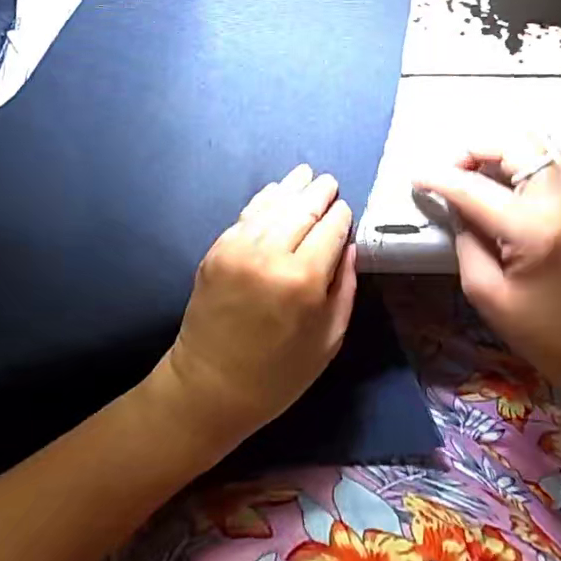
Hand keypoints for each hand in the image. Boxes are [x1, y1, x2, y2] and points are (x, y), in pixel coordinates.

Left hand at [152, 164, 359, 449]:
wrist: (211, 386)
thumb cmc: (279, 374)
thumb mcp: (328, 339)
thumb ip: (344, 288)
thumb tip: (349, 247)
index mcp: (304, 280)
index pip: (330, 229)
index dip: (341, 216)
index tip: (346, 210)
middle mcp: (270, 255)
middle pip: (301, 210)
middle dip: (319, 193)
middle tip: (329, 182)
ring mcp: (237, 249)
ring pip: (272, 206)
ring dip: (291, 188)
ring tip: (306, 174)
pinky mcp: (216, 251)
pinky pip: (245, 216)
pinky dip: (263, 201)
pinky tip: (274, 193)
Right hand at [414, 135, 560, 407]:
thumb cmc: (536, 328)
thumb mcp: (484, 290)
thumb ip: (466, 239)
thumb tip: (455, 205)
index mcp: (532, 229)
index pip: (476, 188)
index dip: (441, 180)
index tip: (417, 179)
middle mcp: (559, 203)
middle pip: (517, 146)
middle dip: (477, 151)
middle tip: (452, 174)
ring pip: (537, 147)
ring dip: (499, 152)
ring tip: (473, 174)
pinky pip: (547, 162)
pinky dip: (518, 160)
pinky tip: (498, 180)